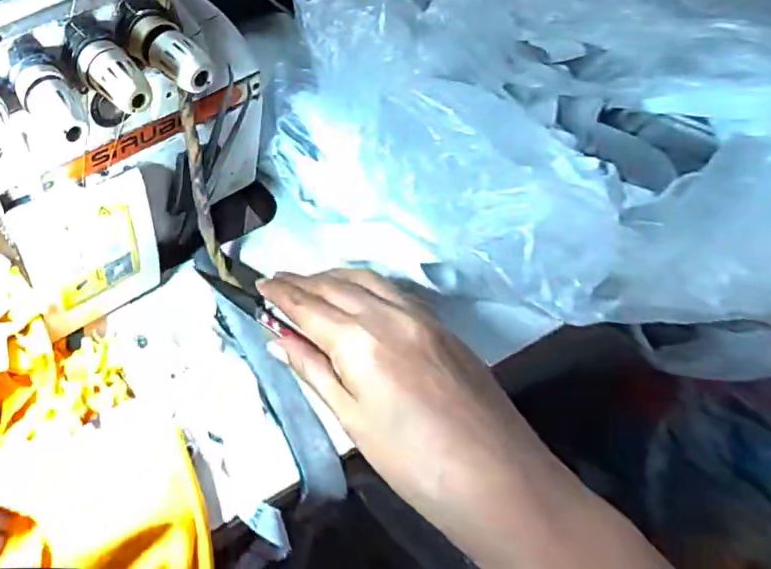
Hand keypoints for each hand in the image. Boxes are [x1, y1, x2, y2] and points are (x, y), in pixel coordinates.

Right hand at [258, 269, 669, 568]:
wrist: (513, 493)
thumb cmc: (417, 464)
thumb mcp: (352, 420)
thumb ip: (312, 370)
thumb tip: (279, 338)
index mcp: (358, 340)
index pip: (305, 304)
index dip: (278, 293)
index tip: (257, 285)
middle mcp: (387, 316)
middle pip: (332, 285)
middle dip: (299, 281)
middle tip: (276, 282)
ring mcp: (421, 319)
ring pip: (364, 279)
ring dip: (331, 276)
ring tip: (311, 283)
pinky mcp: (445, 330)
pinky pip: (392, 291)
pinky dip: (363, 284)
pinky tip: (357, 295)